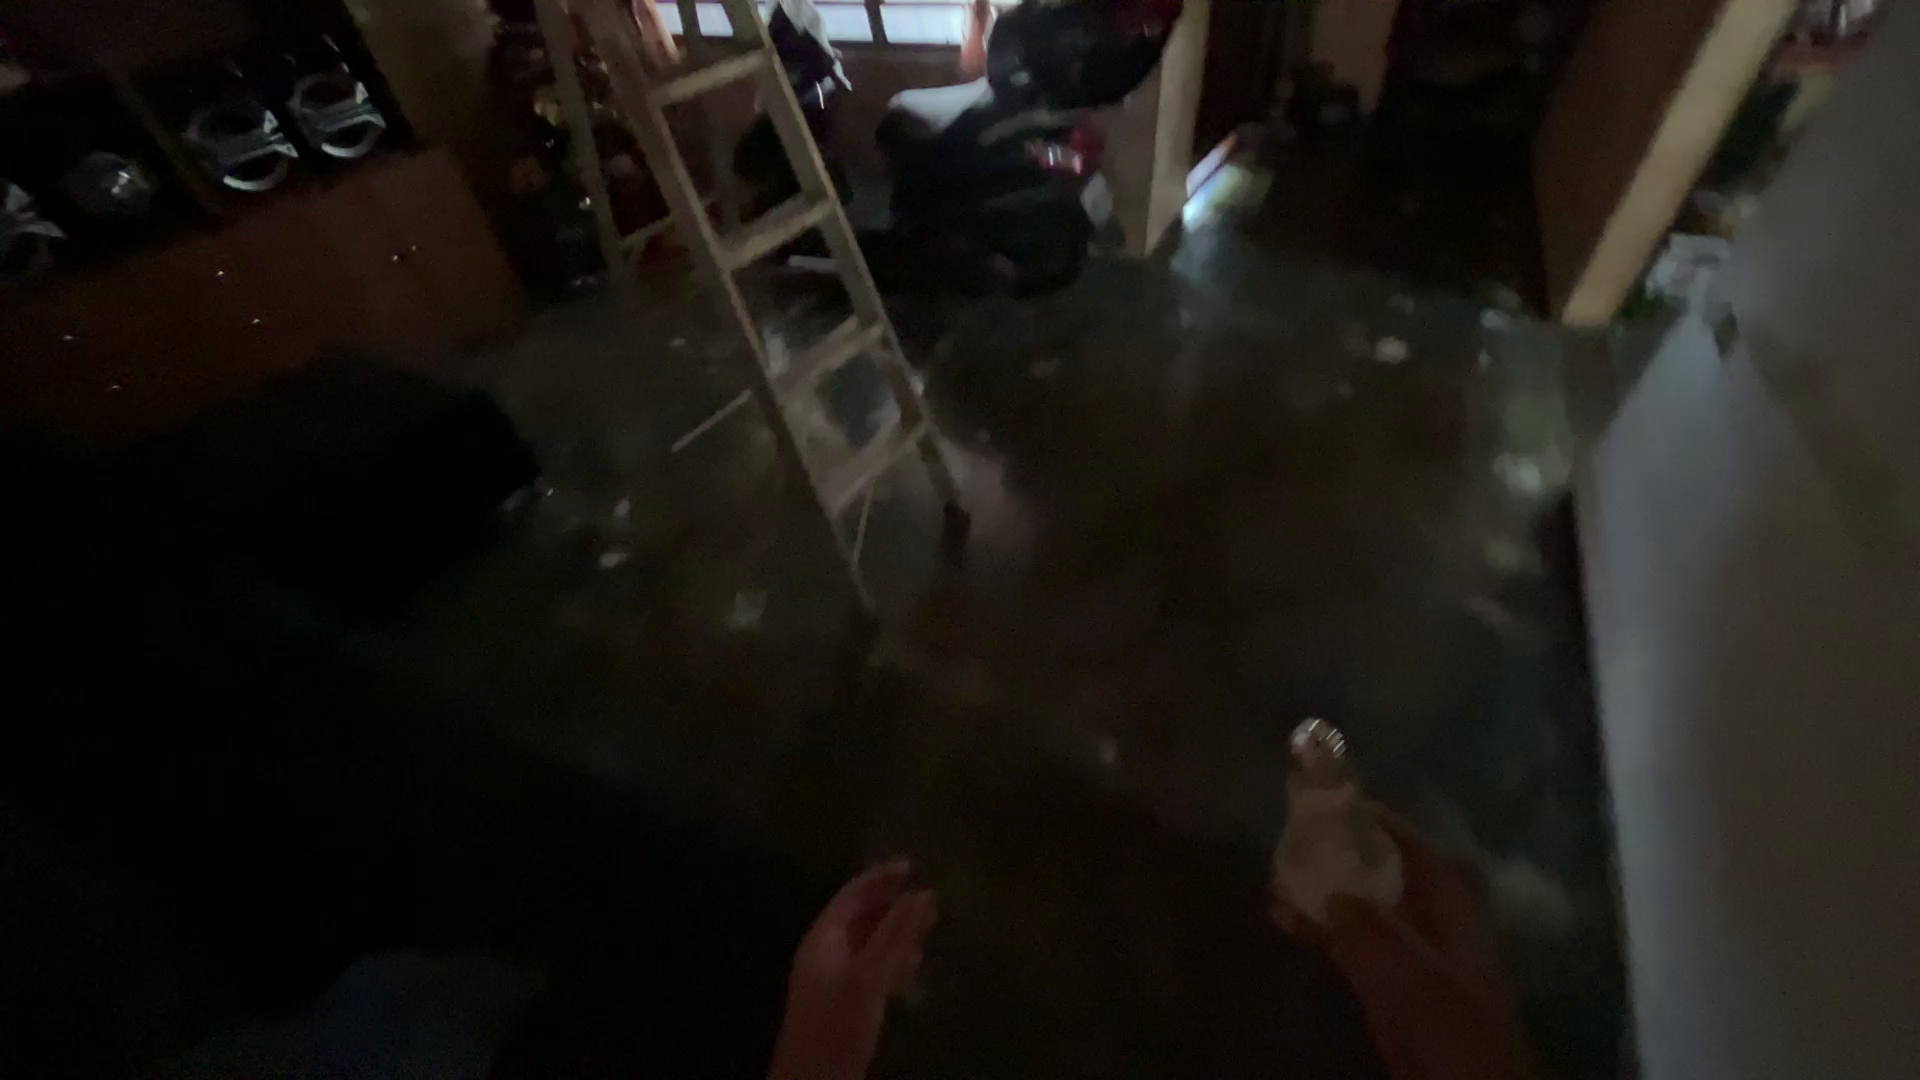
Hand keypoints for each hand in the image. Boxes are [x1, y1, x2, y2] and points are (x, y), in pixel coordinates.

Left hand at [768, 860, 937, 1079]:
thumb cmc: (837, 1026)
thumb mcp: (868, 976)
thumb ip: (895, 933)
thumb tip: (923, 892)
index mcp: (823, 938)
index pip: (852, 894)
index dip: (881, 877)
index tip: (912, 866)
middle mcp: (826, 952)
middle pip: (861, 916)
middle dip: (893, 902)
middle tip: (927, 893)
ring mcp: (833, 980)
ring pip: (868, 942)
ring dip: (896, 929)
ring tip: (928, 923)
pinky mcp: (844, 1004)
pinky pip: (872, 967)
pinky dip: (893, 958)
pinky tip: (914, 965)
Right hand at [1271, 810, 1539, 1079]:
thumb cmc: (1454, 1029)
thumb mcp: (1414, 978)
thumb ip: (1373, 932)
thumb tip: (1332, 894)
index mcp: (1448, 901)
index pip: (1403, 839)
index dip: (1364, 814)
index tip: (1320, 795)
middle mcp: (1427, 913)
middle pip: (1375, 863)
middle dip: (1331, 848)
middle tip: (1287, 834)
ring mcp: (1407, 945)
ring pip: (1356, 896)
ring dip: (1316, 885)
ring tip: (1273, 877)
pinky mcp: (1387, 974)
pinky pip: (1346, 933)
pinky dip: (1316, 922)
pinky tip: (1281, 916)